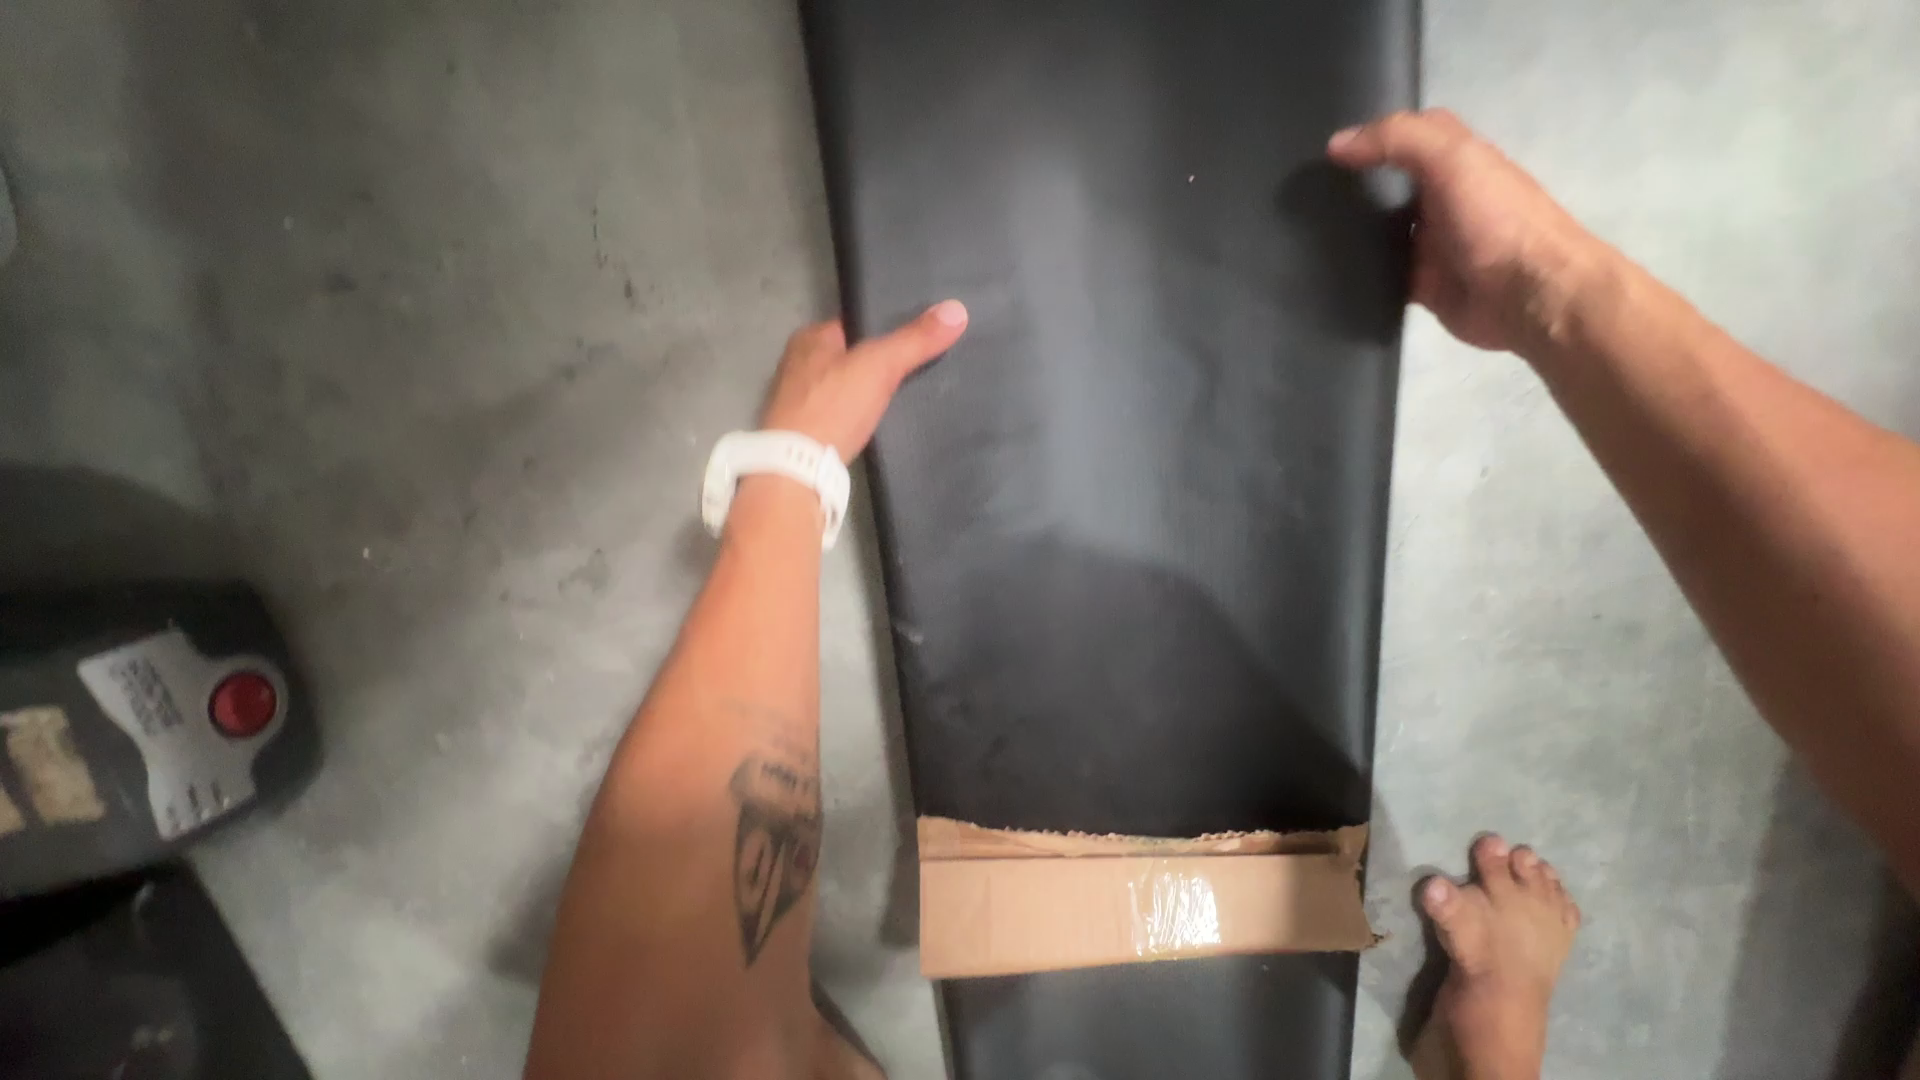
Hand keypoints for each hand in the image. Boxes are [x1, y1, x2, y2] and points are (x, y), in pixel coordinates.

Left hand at [760, 300, 968, 460]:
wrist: (798, 467)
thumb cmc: (834, 405)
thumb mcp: (881, 365)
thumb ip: (915, 340)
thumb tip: (957, 310)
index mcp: (810, 338)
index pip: (853, 323)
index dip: (883, 328)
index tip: (914, 337)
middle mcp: (797, 365)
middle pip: (848, 356)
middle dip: (874, 362)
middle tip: (913, 368)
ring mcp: (797, 401)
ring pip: (842, 387)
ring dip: (864, 392)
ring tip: (900, 397)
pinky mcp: (803, 434)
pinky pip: (838, 416)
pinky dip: (855, 417)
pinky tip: (874, 424)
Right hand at [1328, 109, 1612, 356]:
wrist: (1527, 297)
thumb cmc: (1496, 222)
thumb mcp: (1451, 161)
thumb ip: (1399, 142)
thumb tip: (1337, 143)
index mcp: (1458, 163)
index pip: (1412, 136)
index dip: (1374, 136)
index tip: (1327, 152)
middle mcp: (1443, 200)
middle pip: (1390, 187)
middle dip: (1353, 188)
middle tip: (1305, 194)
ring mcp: (1432, 246)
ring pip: (1380, 234)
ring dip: (1350, 236)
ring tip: (1302, 236)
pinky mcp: (1422, 286)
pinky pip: (1380, 277)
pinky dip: (1358, 277)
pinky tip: (1330, 276)